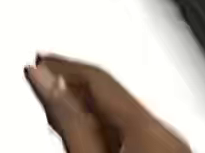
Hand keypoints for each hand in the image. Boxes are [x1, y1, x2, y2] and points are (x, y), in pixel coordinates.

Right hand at [25, 56, 191, 152]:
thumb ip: (65, 116)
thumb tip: (40, 75)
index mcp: (152, 129)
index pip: (96, 76)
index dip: (59, 66)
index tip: (34, 65)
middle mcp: (170, 138)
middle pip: (109, 96)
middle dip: (71, 90)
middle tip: (41, 88)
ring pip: (121, 117)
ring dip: (86, 111)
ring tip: (58, 116)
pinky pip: (134, 137)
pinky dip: (105, 131)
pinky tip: (88, 140)